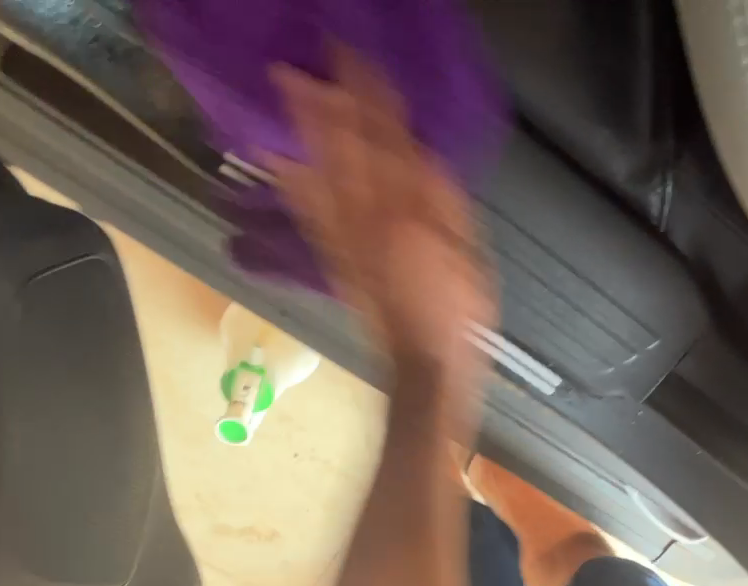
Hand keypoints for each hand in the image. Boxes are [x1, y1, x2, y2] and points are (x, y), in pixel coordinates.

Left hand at [269, 48, 495, 390]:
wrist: (425, 365)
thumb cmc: (457, 315)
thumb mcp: (469, 255)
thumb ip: (445, 203)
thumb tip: (423, 158)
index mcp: (409, 214)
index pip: (389, 142)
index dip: (370, 99)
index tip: (353, 59)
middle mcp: (371, 219)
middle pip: (346, 151)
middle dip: (326, 104)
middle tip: (300, 64)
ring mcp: (348, 240)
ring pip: (323, 174)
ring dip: (303, 132)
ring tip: (283, 92)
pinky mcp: (337, 260)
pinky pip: (311, 215)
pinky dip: (293, 184)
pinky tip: (278, 161)